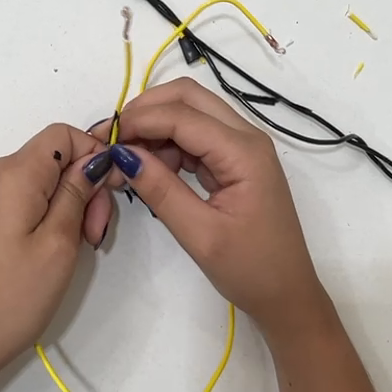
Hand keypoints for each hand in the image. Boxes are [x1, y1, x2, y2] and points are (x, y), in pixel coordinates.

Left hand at [0, 124, 115, 391]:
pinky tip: (58, 247)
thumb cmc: (13, 295)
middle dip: (85, 186)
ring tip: (80, 246)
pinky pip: (27, 196)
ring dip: (70, 203)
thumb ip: (78, 192)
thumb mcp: (59, 243)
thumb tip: (95, 159)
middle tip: (96, 235)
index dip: (95, 153)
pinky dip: (50, 212)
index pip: (64, 134)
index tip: (113, 192)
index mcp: (14, 172)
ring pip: (44, 178)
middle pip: (55, 156)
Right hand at [101, 79, 327, 334]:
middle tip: (113, 140)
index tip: (103, 141)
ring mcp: (240, 146)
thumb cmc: (251, 269)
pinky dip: (166, 143)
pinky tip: (147, 169)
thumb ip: (160, 190)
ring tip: (126, 162)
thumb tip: (121, 154)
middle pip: (187, 96)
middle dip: (146, 110)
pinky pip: (194, 134)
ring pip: (189, 111)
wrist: (288, 296)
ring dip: (154, 126)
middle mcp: (245, 137)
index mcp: (243, 152)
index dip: (139, 121)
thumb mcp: (200, 235)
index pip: (181, 115)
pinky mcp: (232, 159)